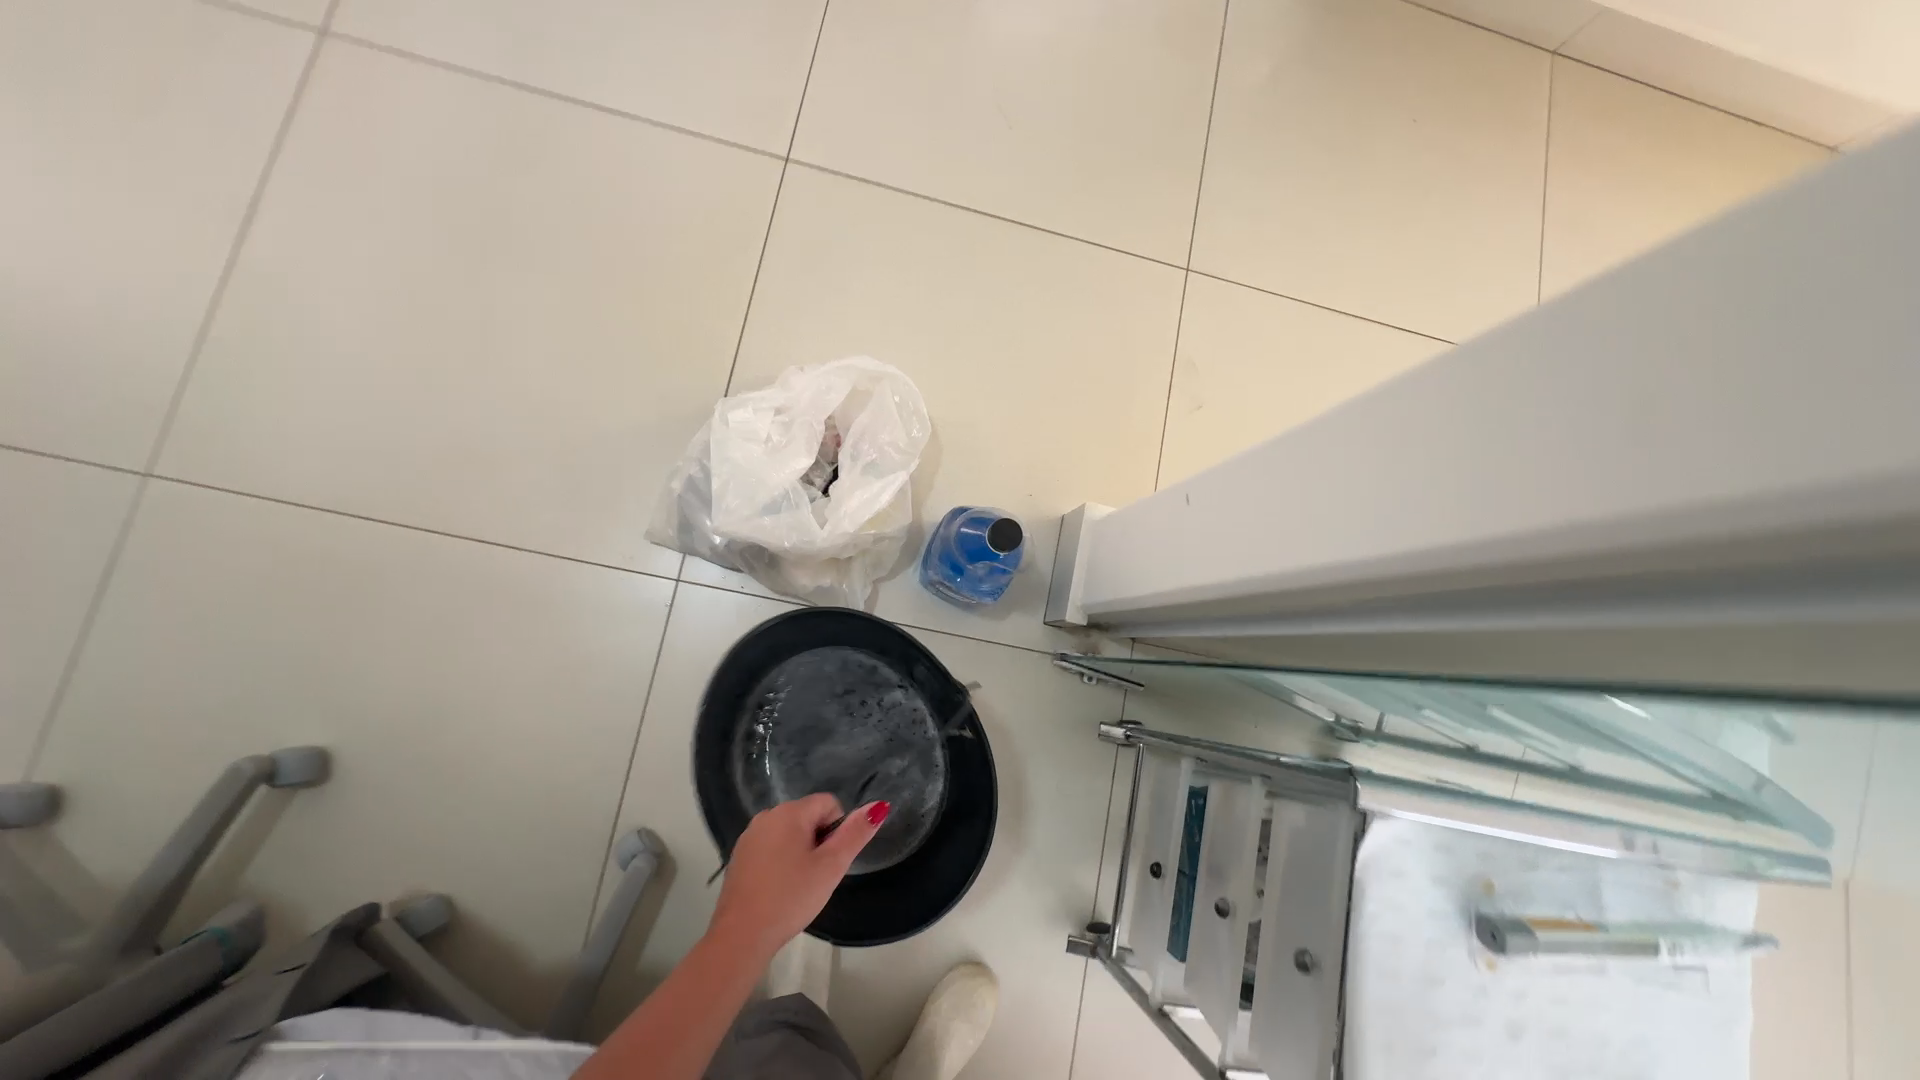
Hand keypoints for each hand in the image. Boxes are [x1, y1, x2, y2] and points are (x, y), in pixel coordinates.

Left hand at [707, 794, 889, 962]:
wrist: (742, 935)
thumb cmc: (791, 897)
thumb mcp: (831, 866)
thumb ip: (856, 833)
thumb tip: (879, 805)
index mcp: (789, 812)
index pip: (829, 803)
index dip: (837, 830)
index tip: (830, 861)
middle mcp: (766, 816)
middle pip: (808, 817)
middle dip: (819, 841)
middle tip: (817, 875)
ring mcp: (749, 836)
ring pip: (790, 833)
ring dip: (801, 852)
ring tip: (799, 884)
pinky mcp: (739, 856)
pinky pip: (771, 847)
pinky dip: (781, 861)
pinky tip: (779, 888)